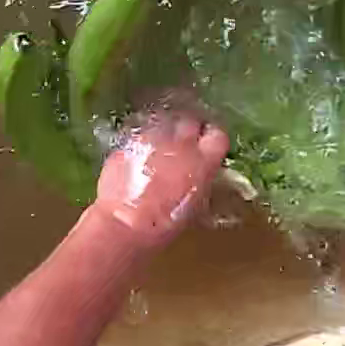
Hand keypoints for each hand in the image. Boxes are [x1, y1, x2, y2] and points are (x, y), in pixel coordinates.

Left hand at [92, 111, 229, 247]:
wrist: (126, 222)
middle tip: (184, 144)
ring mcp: (155, 138)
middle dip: (189, 130)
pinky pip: (144, 131)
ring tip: (162, 145)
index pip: (218, 136)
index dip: (212, 141)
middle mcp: (181, 144)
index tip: (208, 147)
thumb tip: (204, 173)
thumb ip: (203, 180)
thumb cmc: (165, 223)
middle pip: (191, 122)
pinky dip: (146, 138)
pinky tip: (142, 151)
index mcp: (202, 161)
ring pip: (166, 122)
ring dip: (166, 132)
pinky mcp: (132, 139)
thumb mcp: (196, 205)